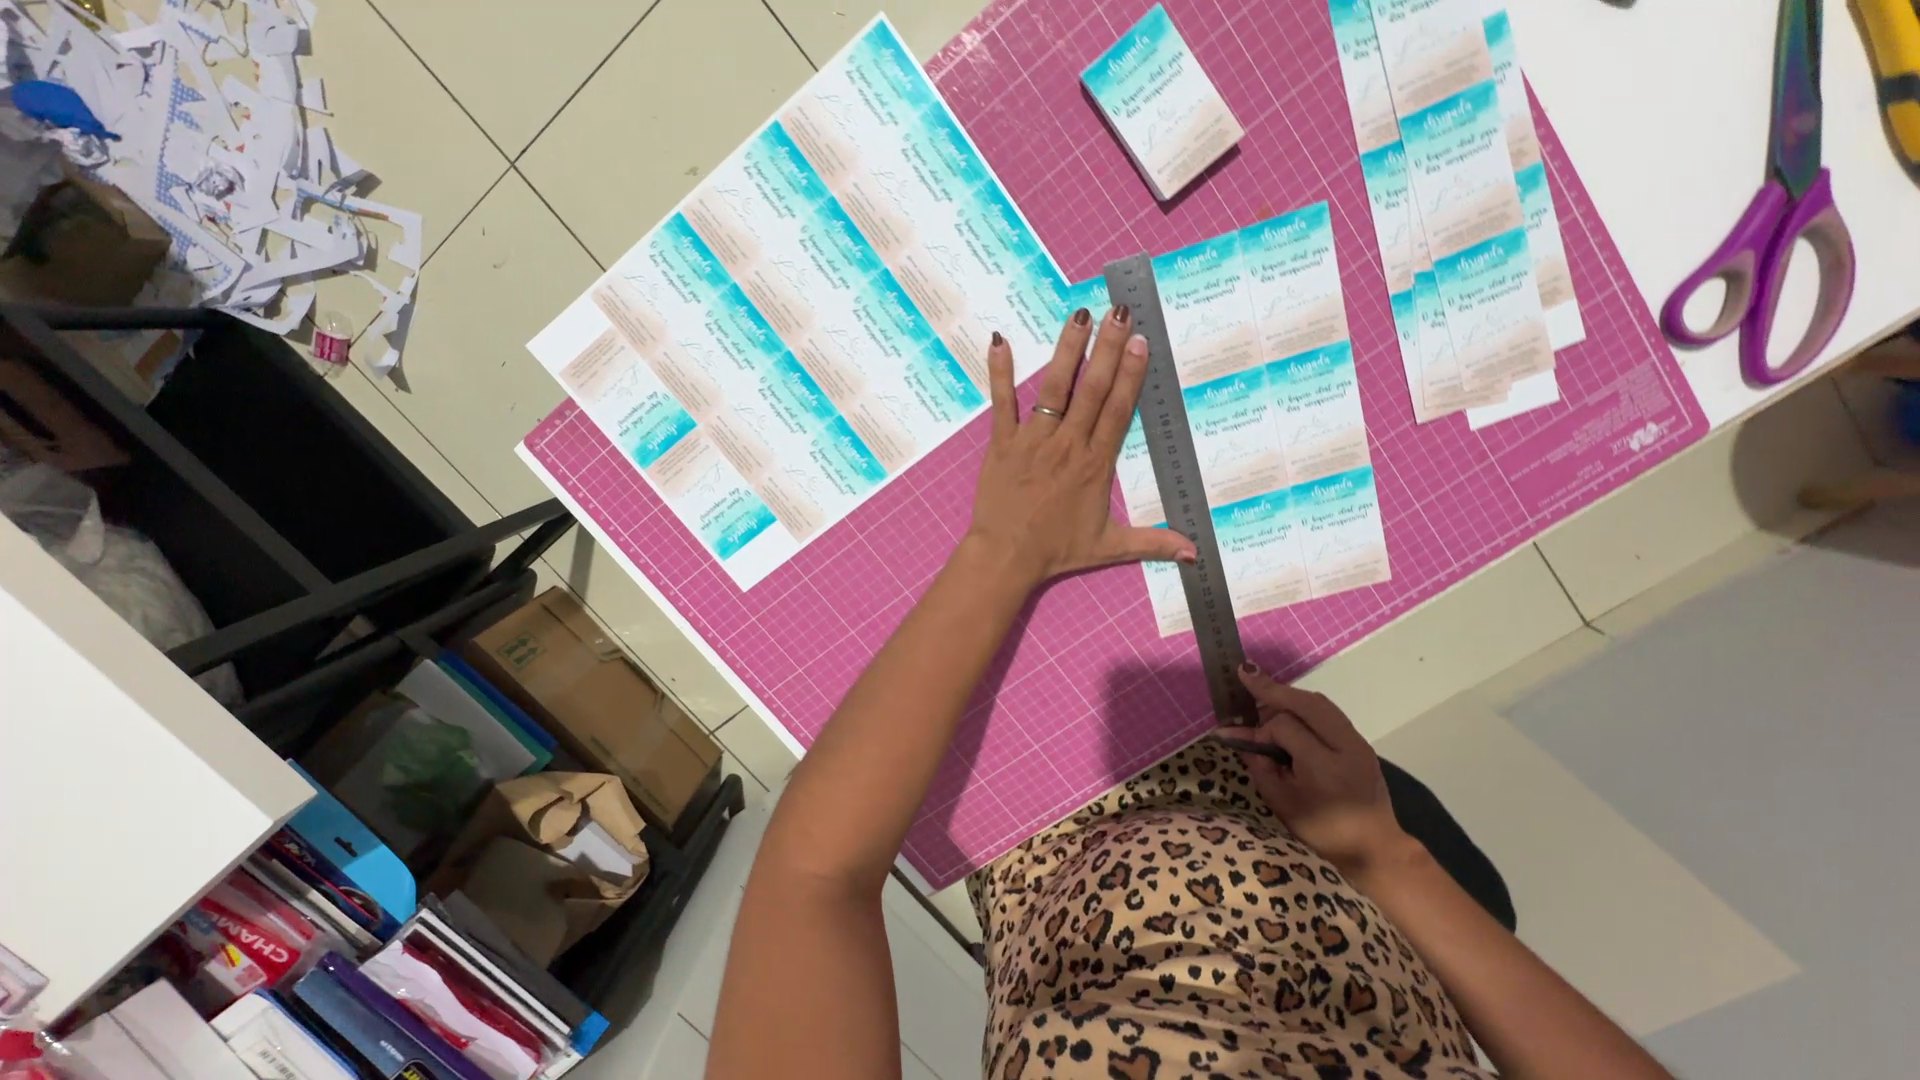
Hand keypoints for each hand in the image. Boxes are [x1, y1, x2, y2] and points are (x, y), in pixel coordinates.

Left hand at [964, 306, 1196, 588]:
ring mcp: (1034, 440)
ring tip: (1079, 315)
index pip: (1118, 410)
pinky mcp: (1003, 443)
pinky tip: (1000, 341)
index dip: (1131, 375)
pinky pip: (1002, 403)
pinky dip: (1000, 373)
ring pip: (1054, 388)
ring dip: (1067, 350)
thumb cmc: (1057, 550)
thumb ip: (1152, 543)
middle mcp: (1068, 444)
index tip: (1141, 342)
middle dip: (1108, 349)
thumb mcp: (1109, 548)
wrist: (1007, 556)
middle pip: (1093, 389)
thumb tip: (1194, 553)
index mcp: (1096, 463)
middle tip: (1120, 312)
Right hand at [1218, 664, 1416, 879]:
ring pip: (1320, 703)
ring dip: (1290, 696)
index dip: (1259, 731)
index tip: (1239, 738)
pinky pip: (1329, 714)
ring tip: (1262, 691)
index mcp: (1324, 766)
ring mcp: (1358, 742)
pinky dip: (1305, 706)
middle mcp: (1346, 747)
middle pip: (1307, 703)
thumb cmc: (1322, 832)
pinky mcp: (1360, 744)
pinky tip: (1287, 708)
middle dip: (1274, 689)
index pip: (1284, 728)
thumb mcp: (1282, 803)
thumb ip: (1259, 765)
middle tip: (1245, 675)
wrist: (1374, 848)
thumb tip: (1236, 736)